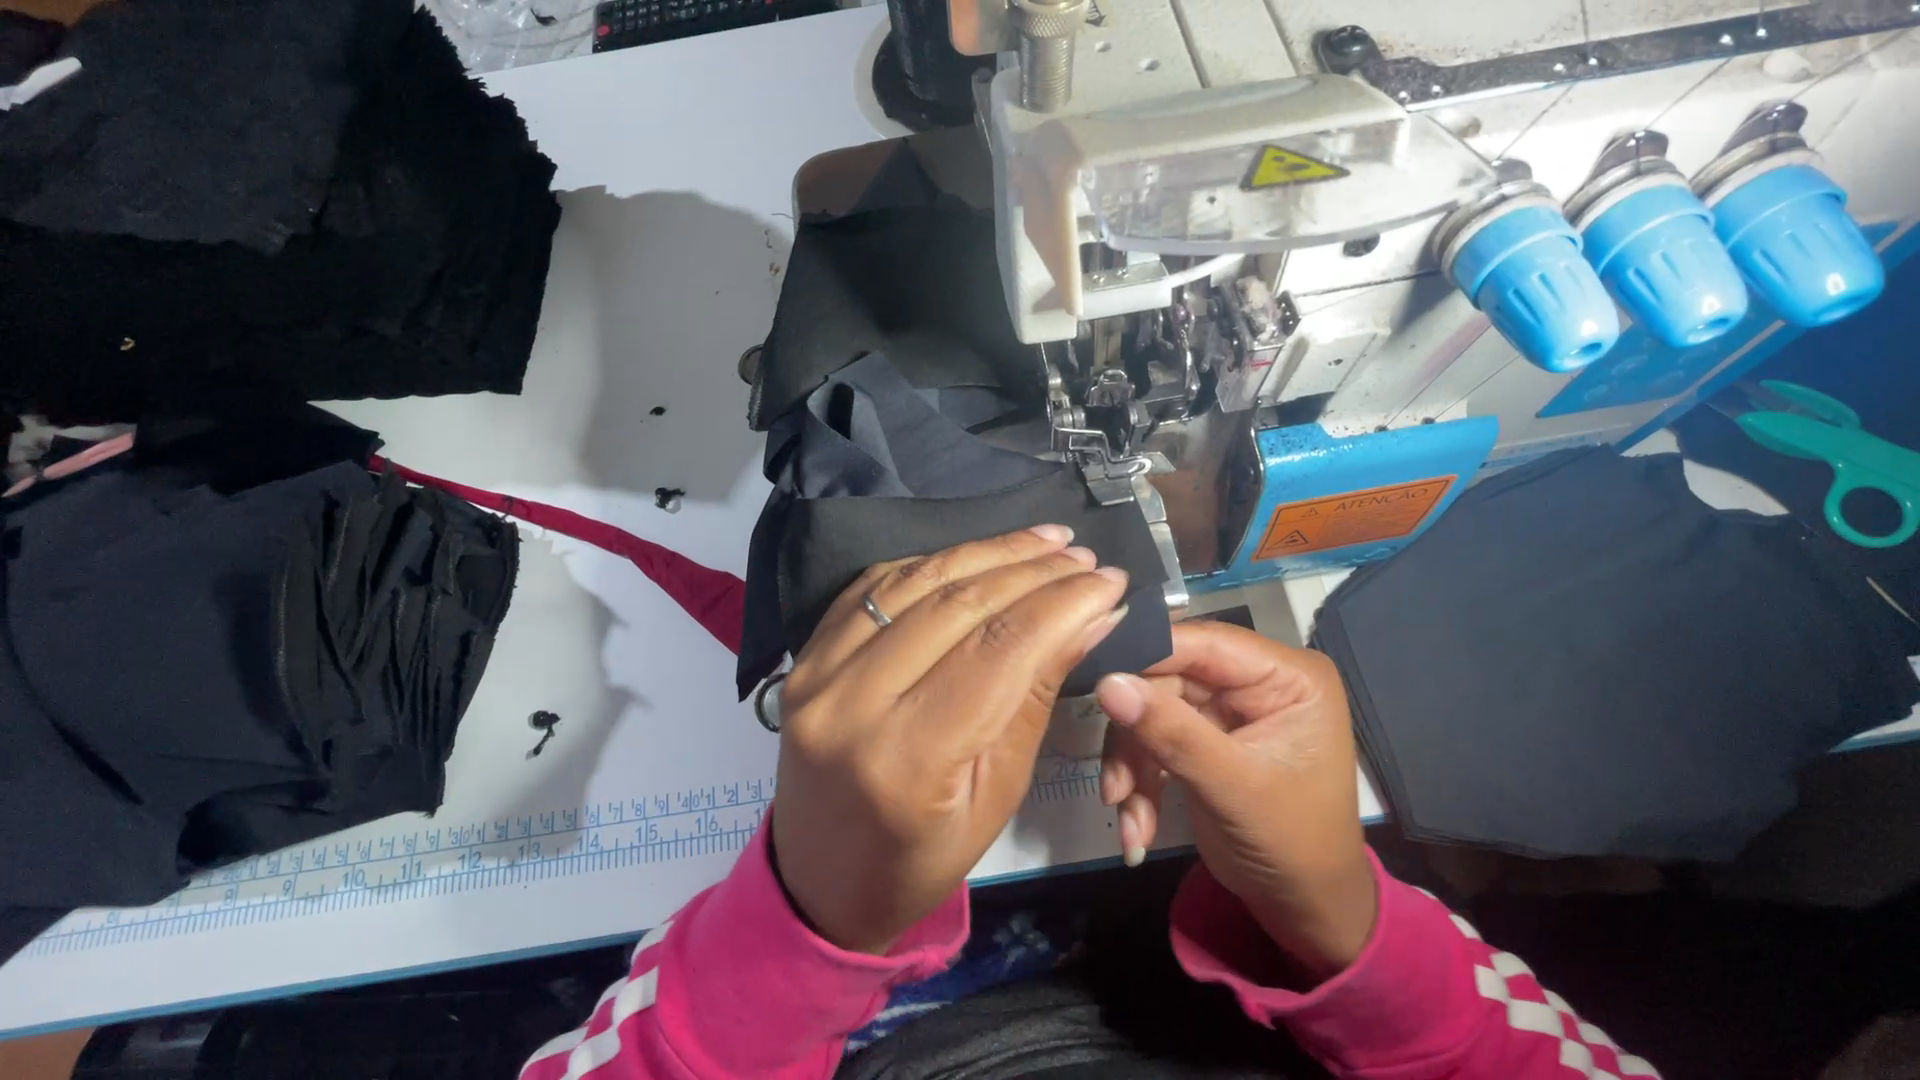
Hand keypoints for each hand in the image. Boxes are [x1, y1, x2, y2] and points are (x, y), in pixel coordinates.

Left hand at [772, 526, 1130, 954]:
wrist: (818, 877)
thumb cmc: (919, 858)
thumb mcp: (997, 795)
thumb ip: (1036, 695)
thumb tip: (1092, 616)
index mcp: (908, 758)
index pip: (998, 650)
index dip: (1061, 605)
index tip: (1110, 581)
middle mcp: (852, 701)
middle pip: (957, 606)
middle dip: (1034, 572)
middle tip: (1086, 557)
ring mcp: (817, 671)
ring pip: (916, 581)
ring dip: (989, 553)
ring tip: (1047, 541)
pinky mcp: (805, 655)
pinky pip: (875, 586)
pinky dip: (934, 562)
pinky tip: (980, 555)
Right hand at [1097, 621, 1375, 979]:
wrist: (1304, 908)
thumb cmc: (1292, 845)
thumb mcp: (1232, 788)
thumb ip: (1171, 733)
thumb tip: (1106, 682)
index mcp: (1287, 676)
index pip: (1204, 642)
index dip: (1145, 654)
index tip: (1092, 675)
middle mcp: (1257, 680)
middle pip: (1167, 678)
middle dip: (1136, 734)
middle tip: (1114, 787)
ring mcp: (1227, 709)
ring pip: (1151, 708)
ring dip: (1132, 763)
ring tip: (1127, 814)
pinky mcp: (1203, 736)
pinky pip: (1154, 738)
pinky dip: (1140, 779)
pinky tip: (1138, 826)